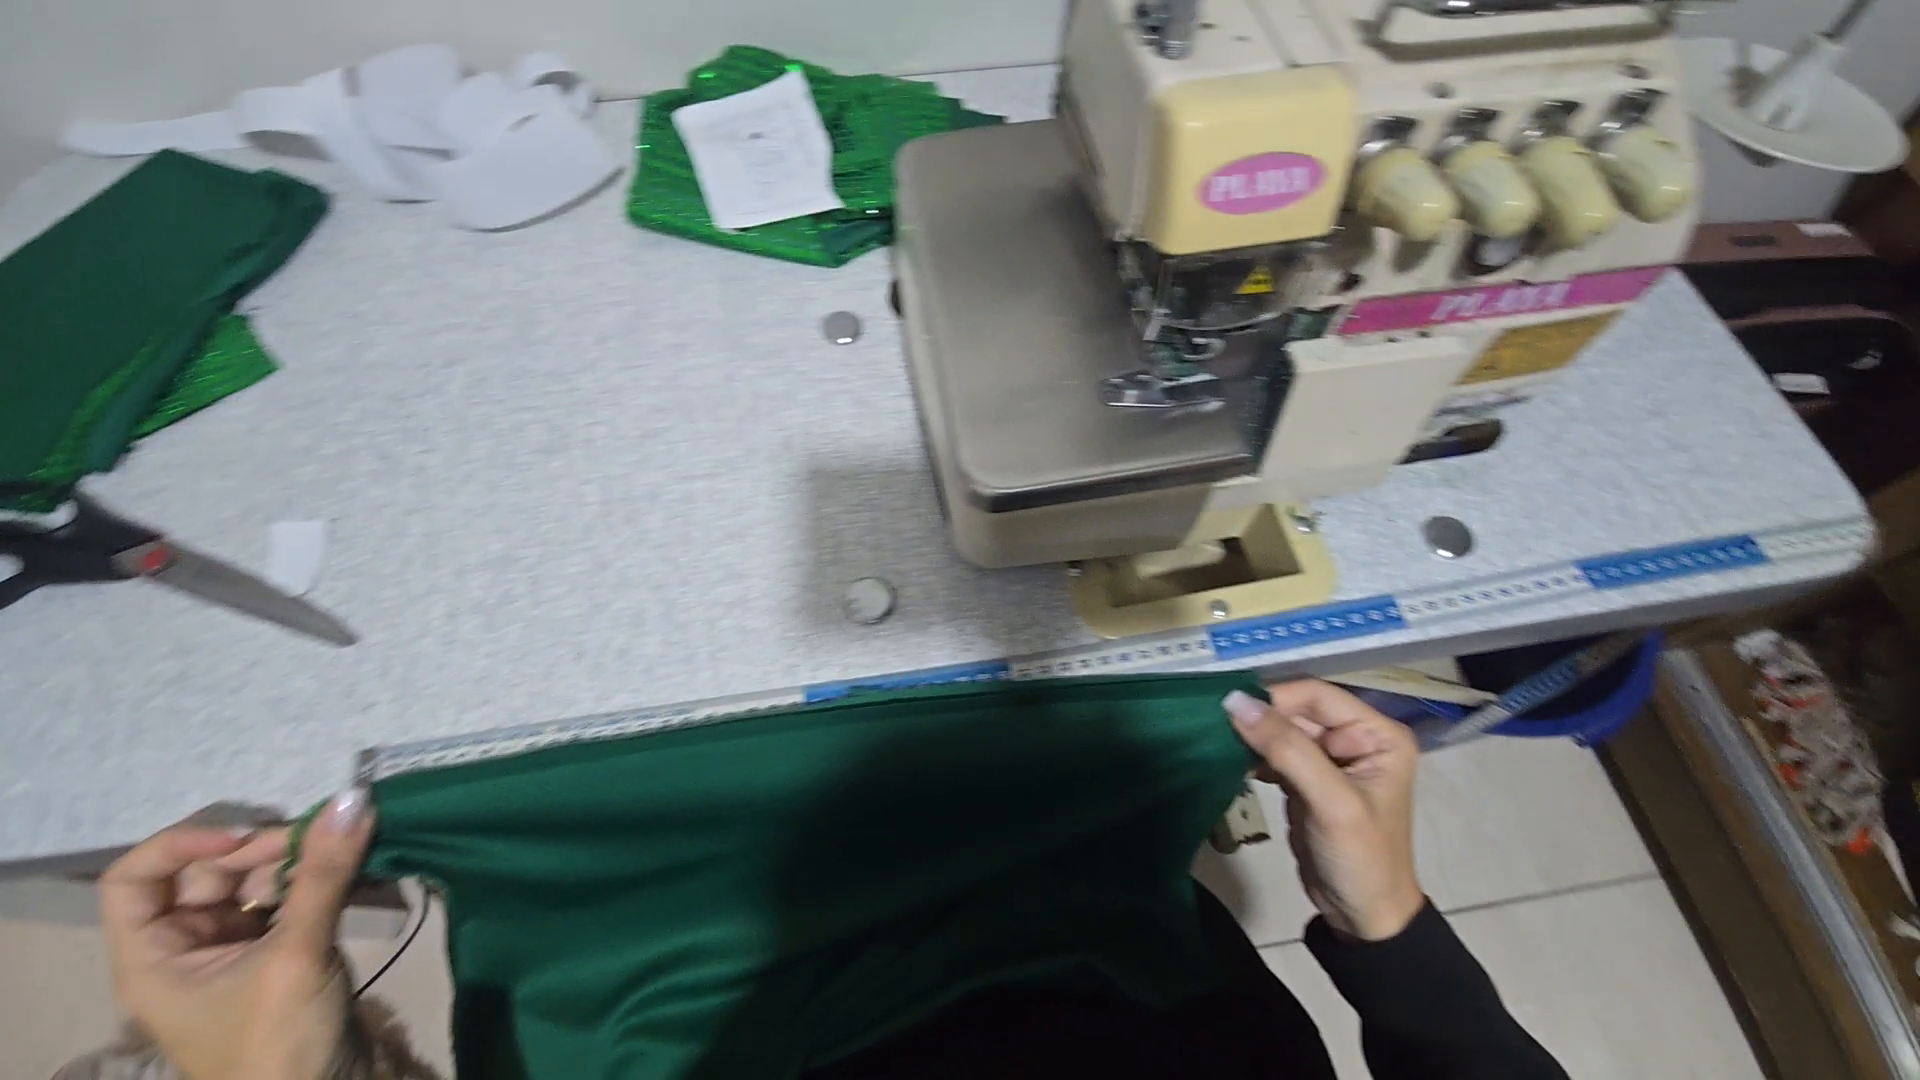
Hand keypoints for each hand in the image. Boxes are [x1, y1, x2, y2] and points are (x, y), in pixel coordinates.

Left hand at [101, 792, 373, 1079]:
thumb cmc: (277, 1038)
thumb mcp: (297, 953)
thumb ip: (323, 873)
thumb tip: (353, 797)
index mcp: (154, 956)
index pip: (136, 879)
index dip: (184, 844)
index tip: (249, 832)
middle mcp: (189, 945)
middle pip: (212, 870)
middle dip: (268, 845)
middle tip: (327, 834)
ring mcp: (240, 946)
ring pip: (262, 878)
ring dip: (306, 857)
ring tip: (355, 845)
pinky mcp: (287, 947)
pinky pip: (299, 895)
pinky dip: (328, 875)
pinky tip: (364, 864)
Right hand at [1224, 680, 1425, 941]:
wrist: (1361, 917)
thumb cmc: (1361, 859)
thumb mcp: (1331, 803)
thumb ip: (1287, 749)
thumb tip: (1235, 701)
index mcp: (1377, 733)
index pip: (1316, 695)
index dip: (1274, 699)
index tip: (1229, 710)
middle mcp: (1355, 737)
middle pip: (1295, 709)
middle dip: (1258, 717)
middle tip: (1216, 726)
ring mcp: (1328, 756)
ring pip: (1279, 728)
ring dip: (1251, 734)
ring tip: (1219, 742)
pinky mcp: (1304, 776)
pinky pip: (1272, 750)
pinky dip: (1251, 753)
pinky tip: (1232, 762)